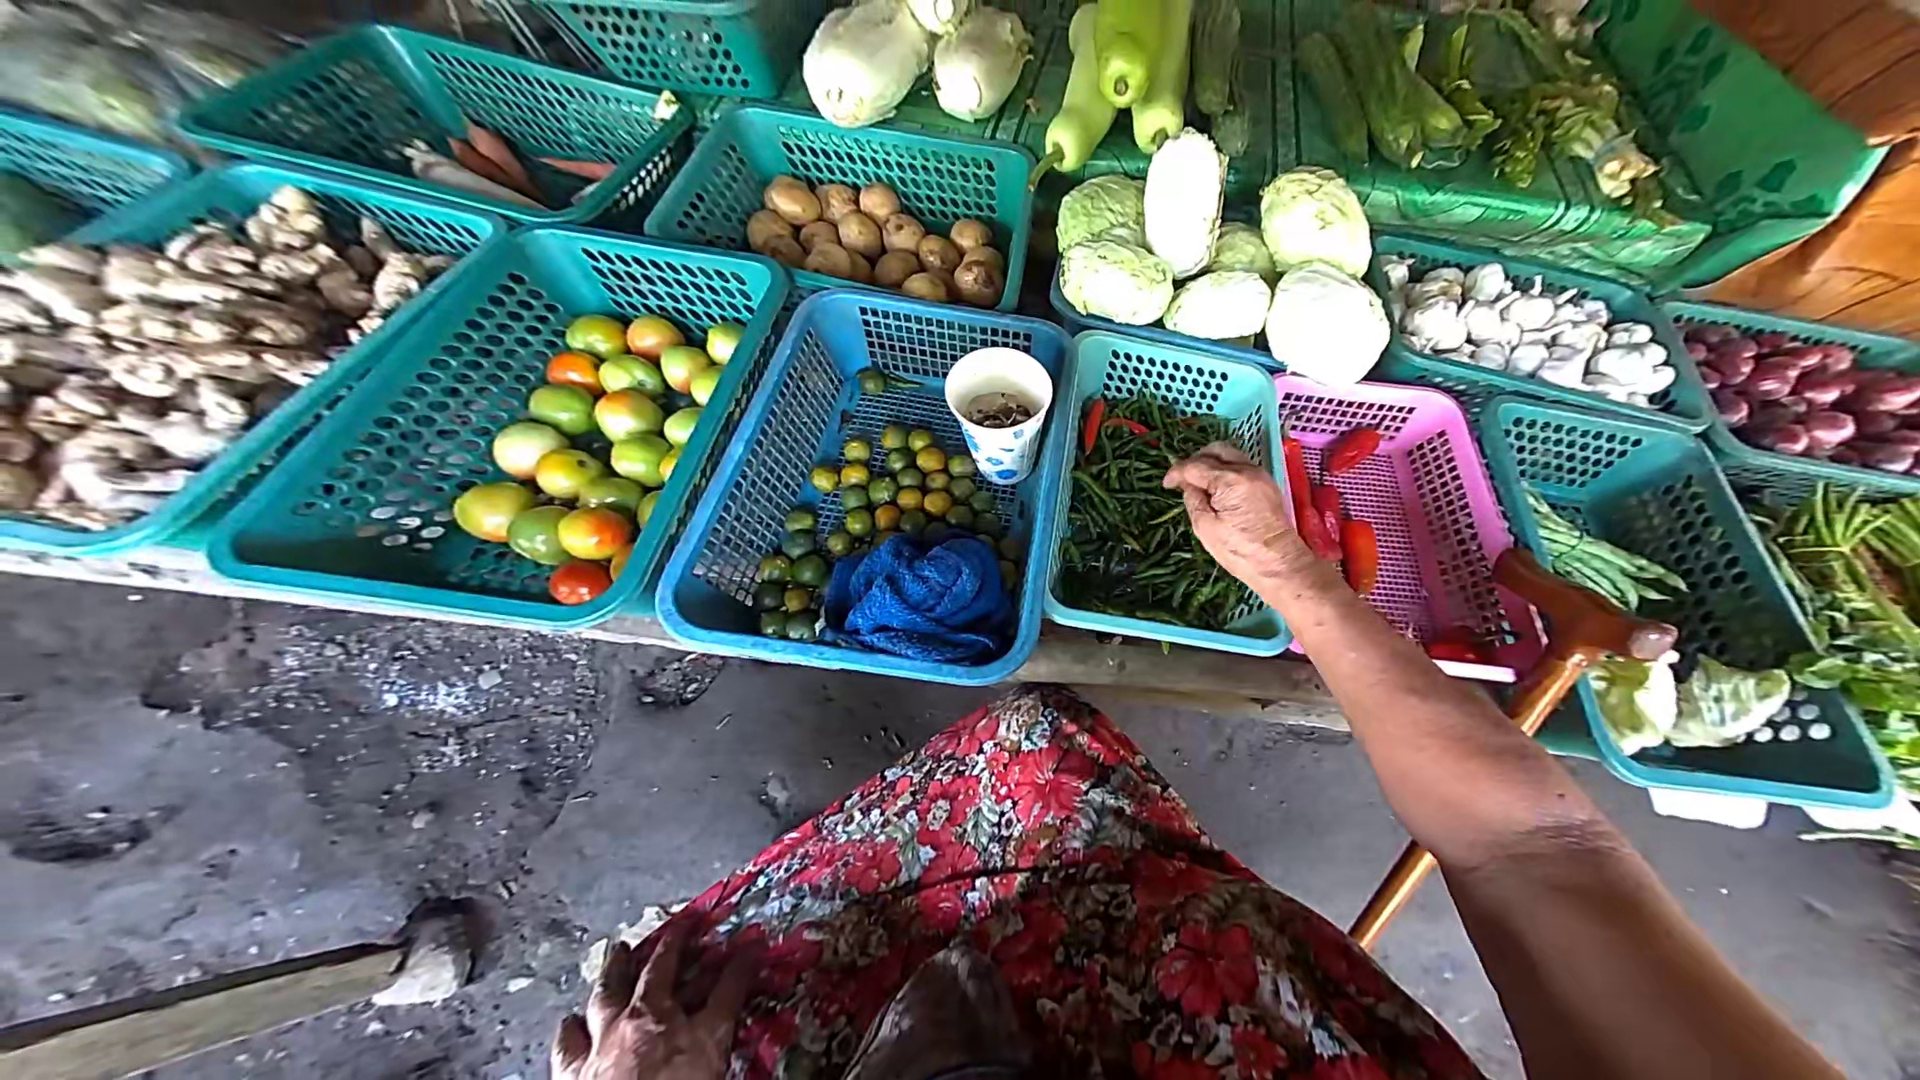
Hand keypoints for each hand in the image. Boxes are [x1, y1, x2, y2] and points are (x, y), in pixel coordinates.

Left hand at [551, 916, 761, 1079]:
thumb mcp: (714, 1037)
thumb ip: (731, 991)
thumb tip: (754, 948)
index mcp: (651, 1010)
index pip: (669, 962)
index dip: (680, 938)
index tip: (689, 919)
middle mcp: (614, 1028)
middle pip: (617, 986)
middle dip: (622, 964)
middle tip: (622, 947)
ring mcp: (587, 1064)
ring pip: (582, 1024)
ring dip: (584, 1010)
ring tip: (579, 1005)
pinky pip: (561, 1062)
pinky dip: (564, 1047)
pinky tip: (563, 1044)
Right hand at [1162, 442, 1309, 588]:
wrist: (1279, 564)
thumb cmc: (1239, 550)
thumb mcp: (1205, 528)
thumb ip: (1193, 500)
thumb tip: (1189, 486)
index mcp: (1229, 481)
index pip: (1195, 466)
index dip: (1176, 473)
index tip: (1166, 485)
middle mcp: (1247, 470)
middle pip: (1216, 450)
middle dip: (1194, 460)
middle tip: (1182, 479)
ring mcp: (1259, 475)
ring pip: (1230, 455)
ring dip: (1210, 463)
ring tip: (1198, 483)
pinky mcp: (1266, 484)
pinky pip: (1240, 465)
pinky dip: (1224, 469)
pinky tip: (1215, 488)